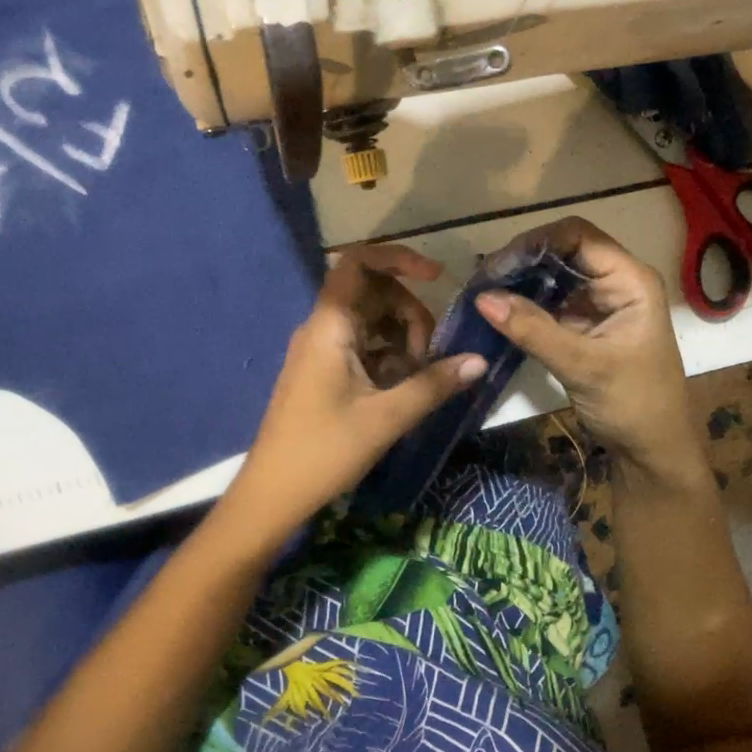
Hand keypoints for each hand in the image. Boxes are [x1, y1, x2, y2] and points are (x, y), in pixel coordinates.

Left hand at [224, 245, 484, 536]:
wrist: (272, 494)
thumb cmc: (324, 451)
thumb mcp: (387, 418)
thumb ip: (434, 384)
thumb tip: (479, 361)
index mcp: (329, 326)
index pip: (358, 263)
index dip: (399, 258)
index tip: (437, 277)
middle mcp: (321, 329)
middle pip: (372, 294)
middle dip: (410, 314)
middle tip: (430, 356)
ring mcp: (319, 352)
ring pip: (369, 323)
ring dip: (401, 340)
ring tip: (419, 378)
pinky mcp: (322, 374)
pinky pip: (360, 348)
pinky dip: (387, 359)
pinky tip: (402, 391)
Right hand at [475, 217, 701, 475]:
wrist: (652, 451)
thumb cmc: (632, 404)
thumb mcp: (582, 366)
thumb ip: (533, 329)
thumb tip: (482, 298)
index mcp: (631, 280)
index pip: (579, 237)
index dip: (536, 244)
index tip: (497, 267)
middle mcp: (617, 283)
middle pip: (564, 251)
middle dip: (524, 261)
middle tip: (482, 281)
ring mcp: (600, 304)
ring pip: (555, 277)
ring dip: (522, 282)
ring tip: (483, 294)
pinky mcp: (586, 326)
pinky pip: (552, 303)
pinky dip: (527, 305)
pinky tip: (499, 312)